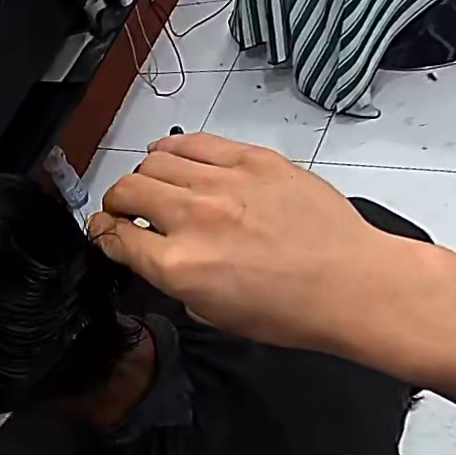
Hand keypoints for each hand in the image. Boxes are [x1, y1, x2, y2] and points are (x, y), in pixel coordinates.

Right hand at [88, 133, 436, 352]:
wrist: (354, 285)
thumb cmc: (288, 309)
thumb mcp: (208, 312)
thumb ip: (166, 277)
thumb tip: (146, 250)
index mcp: (177, 265)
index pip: (112, 234)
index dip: (101, 232)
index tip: (106, 230)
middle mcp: (192, 219)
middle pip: (124, 191)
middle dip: (116, 203)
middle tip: (128, 210)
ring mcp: (224, 184)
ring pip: (152, 161)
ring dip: (144, 177)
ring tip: (156, 187)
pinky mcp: (253, 160)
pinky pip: (193, 142)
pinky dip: (172, 149)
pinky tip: (172, 159)